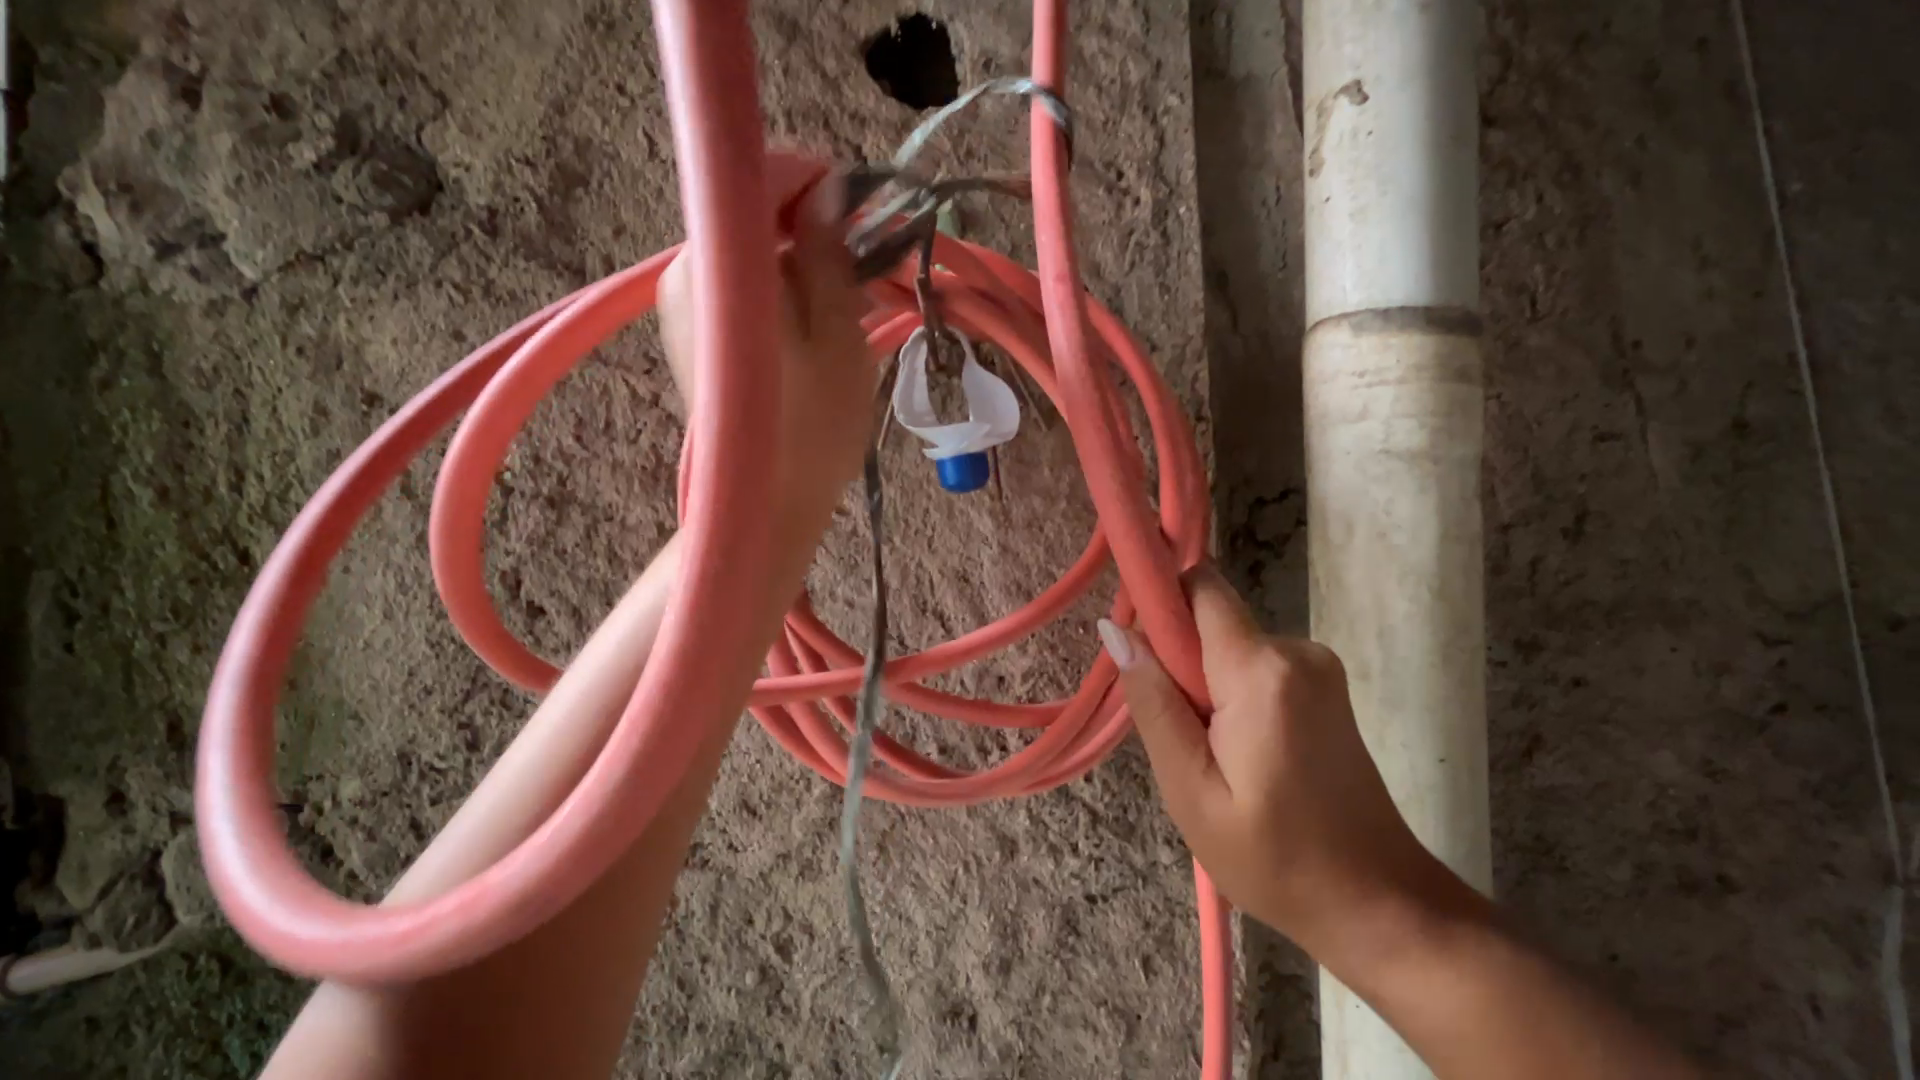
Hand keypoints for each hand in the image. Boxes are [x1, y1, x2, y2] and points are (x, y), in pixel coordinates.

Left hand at [656, 170, 876, 533]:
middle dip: (814, 225)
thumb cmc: (814, 427)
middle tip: (867, 264)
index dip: (819, 179)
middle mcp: (685, 270)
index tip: (867, 206)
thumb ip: (827, 252)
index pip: (763, 175)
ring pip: (751, 248)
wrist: (762, 507)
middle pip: (754, 211)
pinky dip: (781, 288)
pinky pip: (741, 283)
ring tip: (850, 302)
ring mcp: (681, 301)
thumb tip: (825, 190)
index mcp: (719, 263)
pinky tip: (818, 323)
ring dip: (803, 259)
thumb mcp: (838, 334)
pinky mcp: (689, 330)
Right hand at [1100, 568, 1452, 955]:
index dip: (1159, 602)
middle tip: (1181, 740)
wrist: (1377, 901)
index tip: (1137, 653)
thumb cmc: (1274, 858)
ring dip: (1206, 689)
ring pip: (1229, 649)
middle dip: (1180, 665)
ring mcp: (1319, 668)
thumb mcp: (1192, 790)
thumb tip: (1114, 629)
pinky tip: (1243, 758)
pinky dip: (1234, 699)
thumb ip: (1153, 703)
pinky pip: (1255, 669)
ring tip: (1215, 761)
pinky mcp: (1326, 687)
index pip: (1200, 586)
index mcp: (1262, 671)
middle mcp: (1296, 651)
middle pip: (1211, 622)